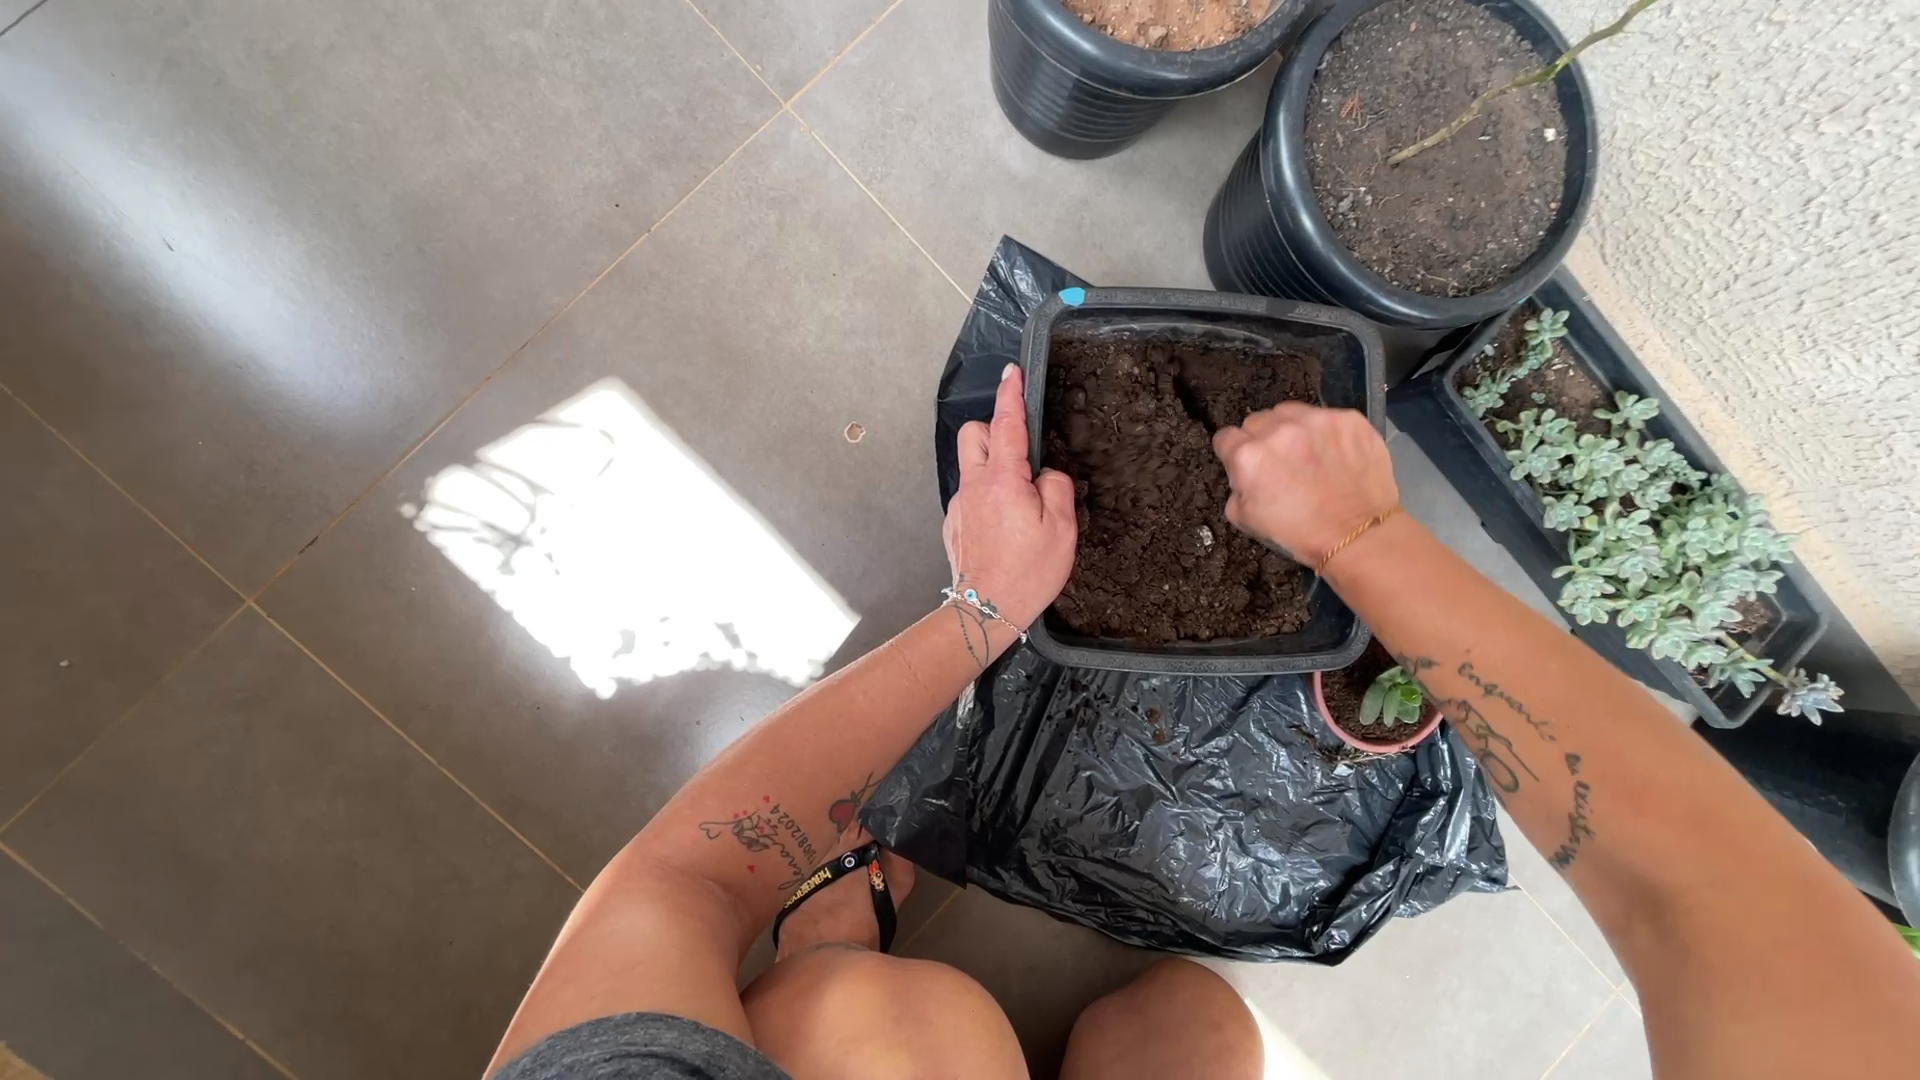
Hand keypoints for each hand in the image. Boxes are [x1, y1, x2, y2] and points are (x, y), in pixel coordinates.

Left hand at [943, 364, 1076, 630]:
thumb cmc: (1027, 572)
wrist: (986, 610)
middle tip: (1020, 453)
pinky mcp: (953, 523)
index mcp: (1003, 480)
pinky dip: (986, 497)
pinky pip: (970, 495)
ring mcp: (959, 505)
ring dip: (991, 467)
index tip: (1013, 372)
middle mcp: (974, 486)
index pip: (1006, 424)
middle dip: (992, 429)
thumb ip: (1056, 488)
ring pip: (970, 465)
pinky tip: (1004, 527)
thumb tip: (1045, 475)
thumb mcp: (1062, 529)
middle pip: (972, 433)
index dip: (1011, 394)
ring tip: (1018, 503)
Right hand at [1211, 403, 1397, 564]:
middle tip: (1278, 462)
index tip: (1245, 463)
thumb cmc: (1297, 532)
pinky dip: (1324, 432)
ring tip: (1305, 453)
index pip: (1225, 437)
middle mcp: (1279, 430)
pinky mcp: (1348, 419)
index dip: (1232, 451)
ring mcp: (1316, 421)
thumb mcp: (1244, 518)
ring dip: (1290, 429)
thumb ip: (1234, 485)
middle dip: (1261, 439)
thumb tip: (1241, 473)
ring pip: (1289, 412)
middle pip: (1256, 421)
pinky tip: (1332, 454)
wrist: (1357, 535)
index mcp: (1248, 456)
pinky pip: (1325, 416)